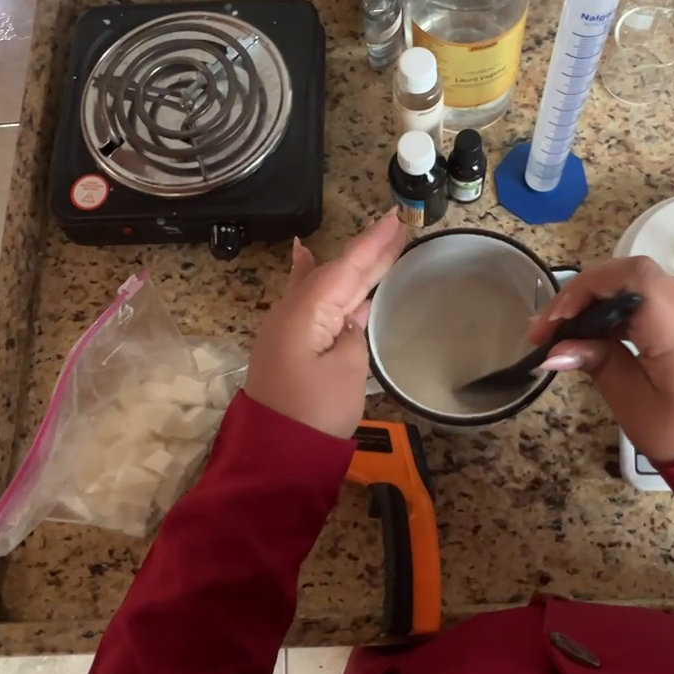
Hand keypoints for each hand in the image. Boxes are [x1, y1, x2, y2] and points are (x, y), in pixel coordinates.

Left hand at [244, 214, 406, 438]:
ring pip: (322, 285)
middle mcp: (292, 312)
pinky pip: (311, 301)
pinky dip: (321, 281)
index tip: (395, 219)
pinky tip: (309, 259)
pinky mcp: (289, 345)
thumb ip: (353, 335)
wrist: (277, 454)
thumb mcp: (347, 371)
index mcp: (305, 312)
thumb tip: (352, 318)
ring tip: (374, 242)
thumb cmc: (315, 414)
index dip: (372, 244)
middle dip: (366, 251)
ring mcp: (287, 328)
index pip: (345, 268)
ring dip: (349, 266)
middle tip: (396, 226)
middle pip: (334, 273)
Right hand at [527, 257, 673, 463]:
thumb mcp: (635, 405)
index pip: (633, 274)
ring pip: (639, 287)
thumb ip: (597, 364)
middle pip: (629, 276)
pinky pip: (654, 302)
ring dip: (597, 304)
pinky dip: (620, 312)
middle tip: (546, 331)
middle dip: (581, 296)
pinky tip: (598, 337)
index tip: (557, 320)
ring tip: (564, 335)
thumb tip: (554, 349)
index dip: (586, 286)